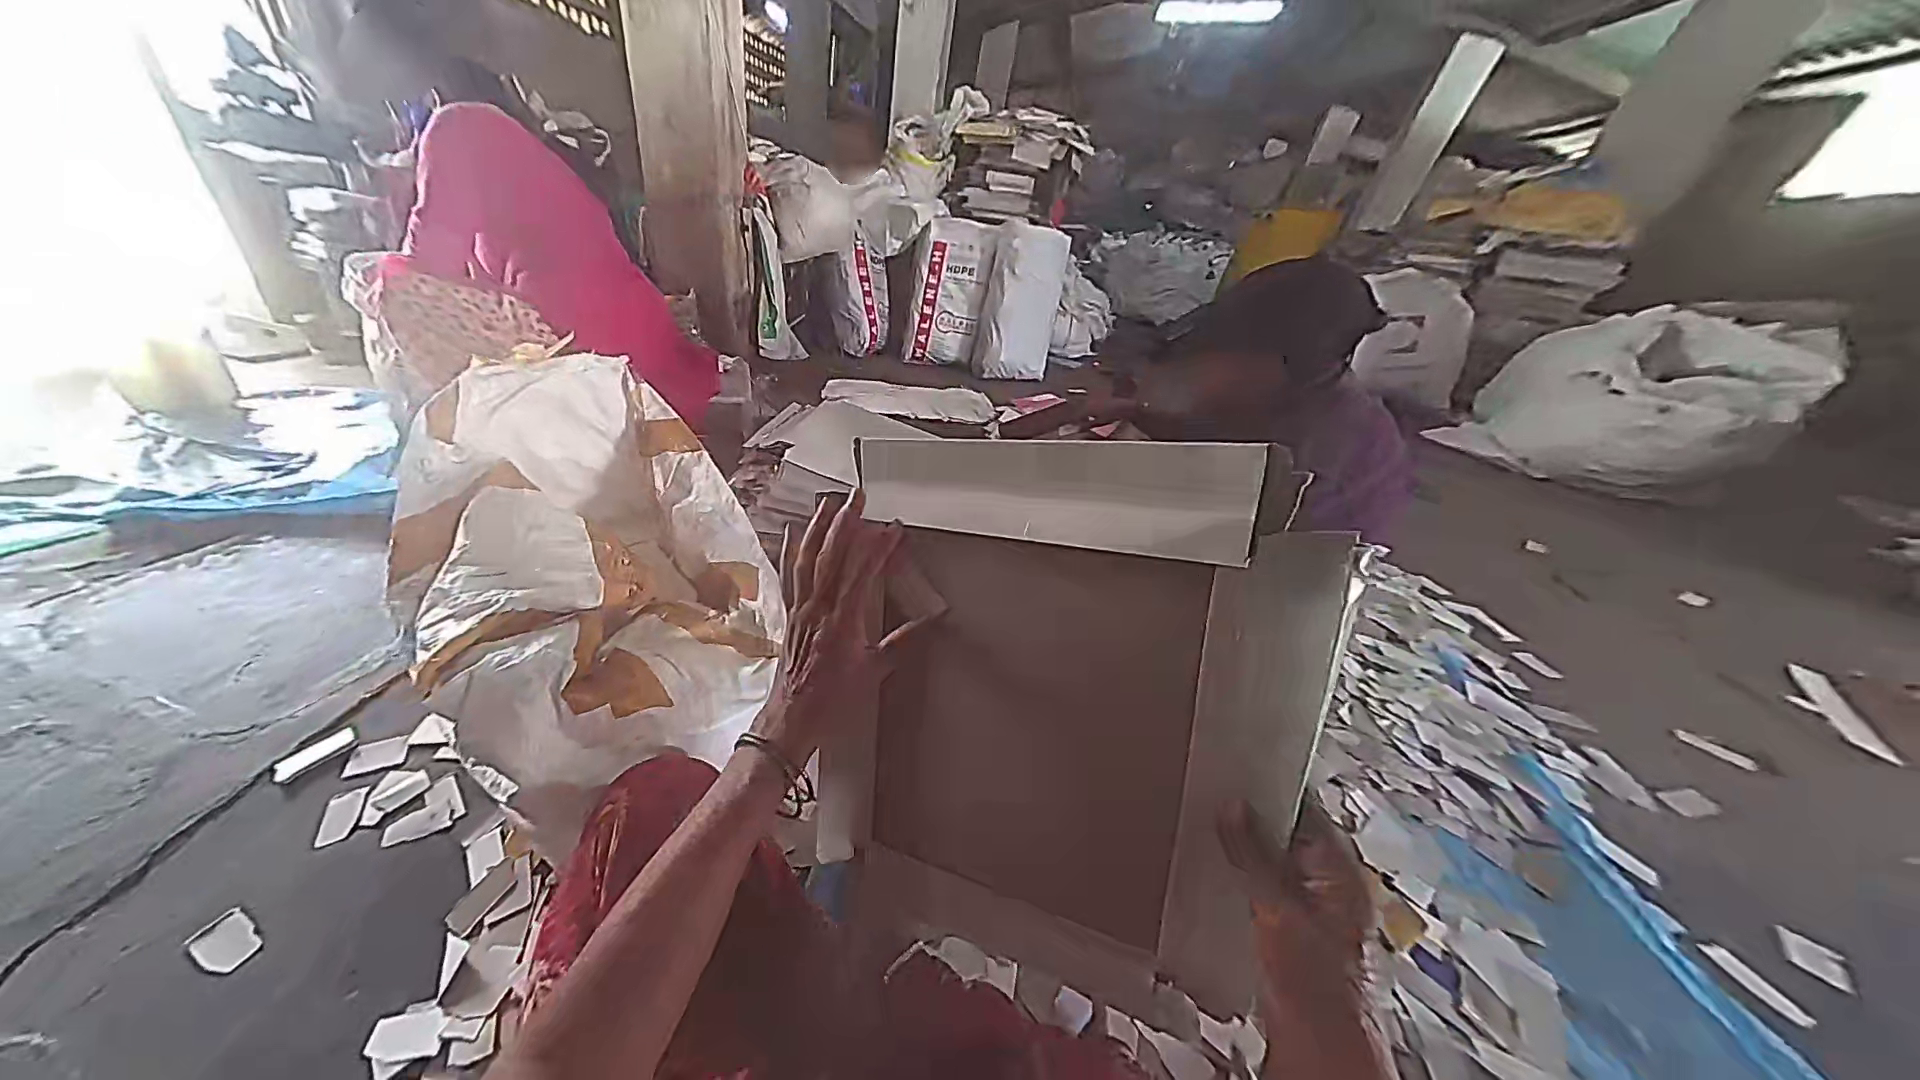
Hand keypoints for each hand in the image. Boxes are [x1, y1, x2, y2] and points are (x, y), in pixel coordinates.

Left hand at [752, 489, 929, 765]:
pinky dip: (789, 552)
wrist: (793, 716)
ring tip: (827, 504)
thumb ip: (900, 643)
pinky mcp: (790, 615)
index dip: (879, 547)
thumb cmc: (832, 699)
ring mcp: (800, 609)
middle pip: (830, 556)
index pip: (862, 572)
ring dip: (818, 529)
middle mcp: (817, 608)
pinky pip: (788, 576)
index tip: (893, 529)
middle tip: (857, 498)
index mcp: (842, 620)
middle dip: (845, 524)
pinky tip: (790, 534)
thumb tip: (929, 623)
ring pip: (806, 560)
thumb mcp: (873, 672)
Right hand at [1218, 798, 1388, 1078]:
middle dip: (1253, 813)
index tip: (1239, 765)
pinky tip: (1217, 863)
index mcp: (1339, 869)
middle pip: (1286, 831)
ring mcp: (1309, 903)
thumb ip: (1253, 853)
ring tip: (1210, 821)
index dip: (1272, 784)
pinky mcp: (1288, 922)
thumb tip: (1232, 805)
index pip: (1305, 806)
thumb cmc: (1317, 981)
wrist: (1318, 1041)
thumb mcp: (1277, 906)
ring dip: (1244, 842)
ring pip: (1272, 856)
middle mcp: (1328, 881)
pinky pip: (1262, 879)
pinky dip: (1241, 868)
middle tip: (1215, 790)